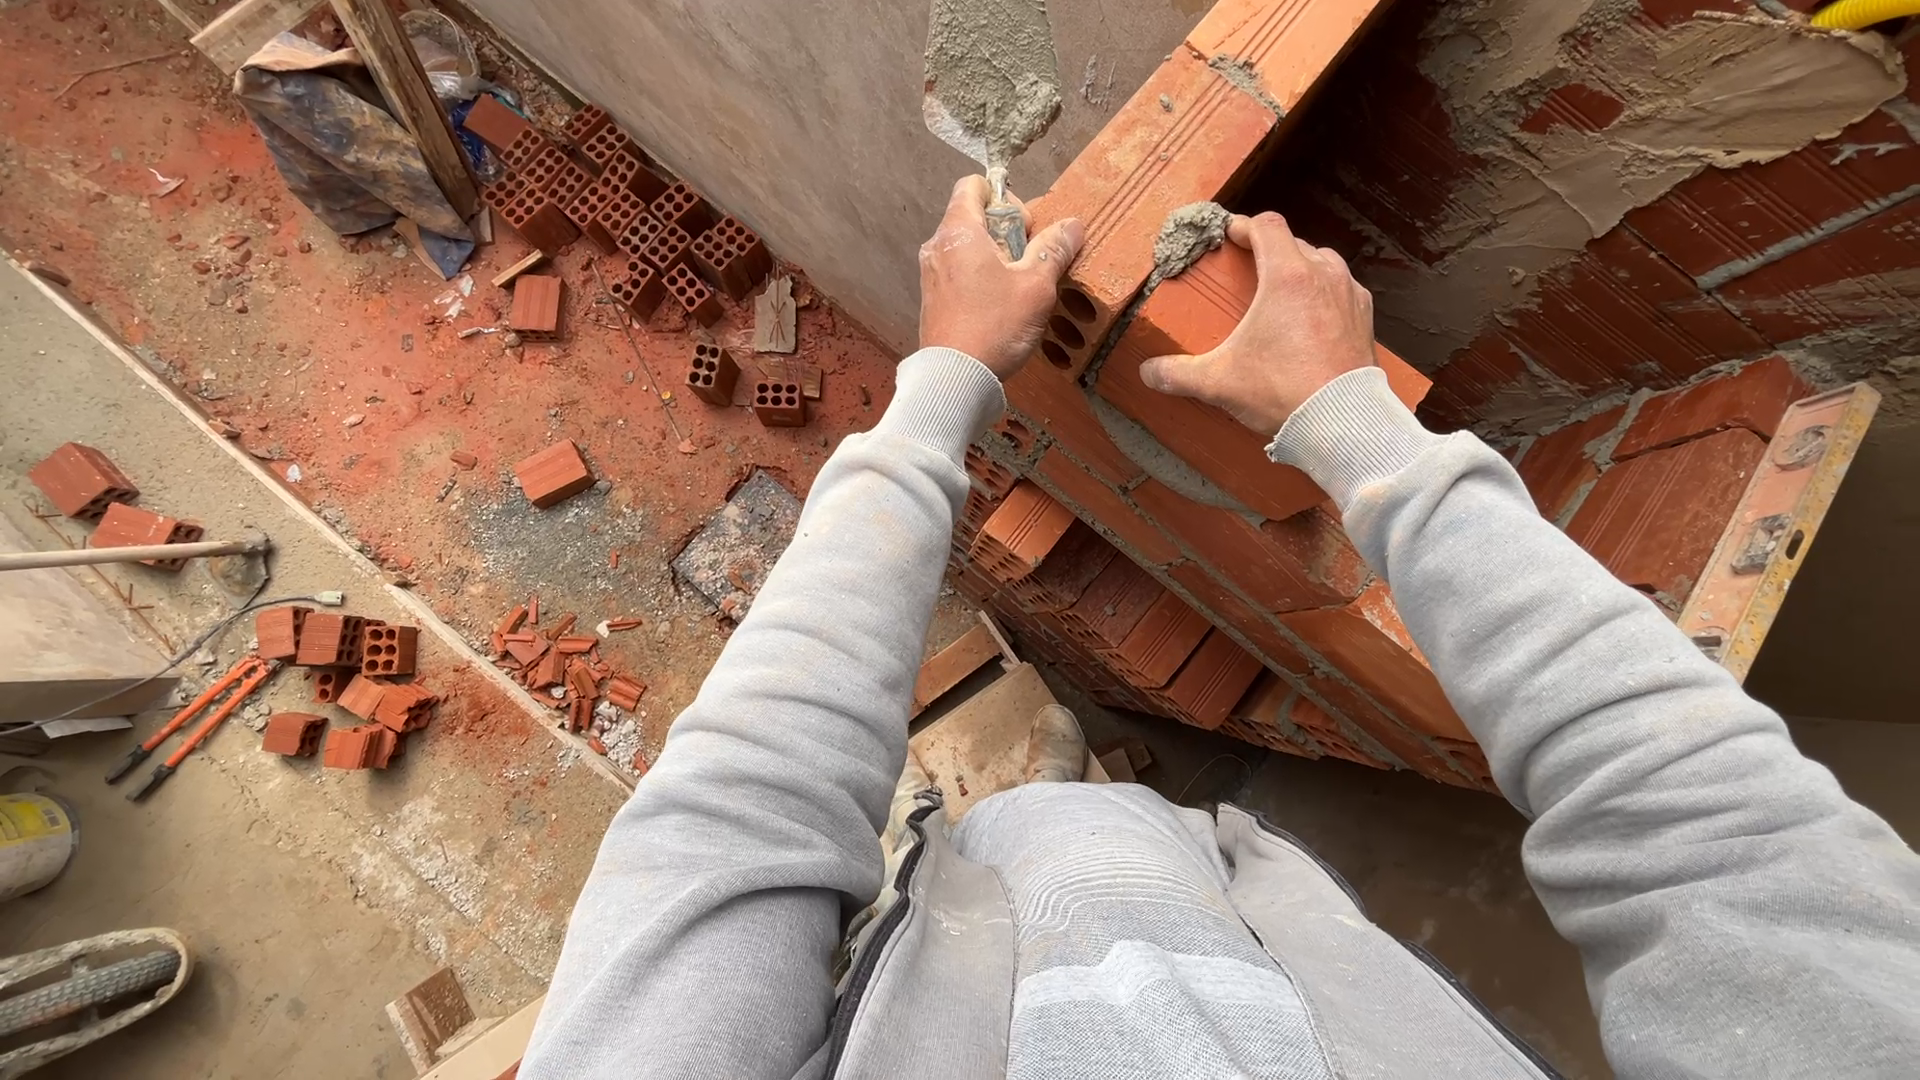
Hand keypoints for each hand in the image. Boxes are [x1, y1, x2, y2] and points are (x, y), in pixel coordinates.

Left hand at [918, 176, 1085, 377]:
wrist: (955, 380)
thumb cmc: (995, 327)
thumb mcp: (1036, 286)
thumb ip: (1054, 250)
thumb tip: (1072, 225)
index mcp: (959, 230)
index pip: (974, 186)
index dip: (1005, 198)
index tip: (1025, 230)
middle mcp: (937, 246)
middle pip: (974, 218)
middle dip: (1006, 234)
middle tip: (1029, 264)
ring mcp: (931, 276)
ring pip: (968, 250)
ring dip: (996, 261)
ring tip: (1017, 292)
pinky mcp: (932, 302)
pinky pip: (959, 276)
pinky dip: (980, 282)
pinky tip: (998, 310)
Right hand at [1139, 212, 1374, 433]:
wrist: (1341, 420)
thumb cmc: (1282, 390)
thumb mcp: (1219, 381)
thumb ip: (1178, 373)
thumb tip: (1148, 371)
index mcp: (1286, 276)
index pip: (1267, 227)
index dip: (1244, 226)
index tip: (1230, 233)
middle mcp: (1323, 275)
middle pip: (1294, 244)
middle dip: (1270, 251)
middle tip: (1249, 269)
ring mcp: (1349, 295)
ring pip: (1322, 265)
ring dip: (1300, 270)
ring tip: (1279, 294)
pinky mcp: (1365, 319)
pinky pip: (1341, 292)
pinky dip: (1322, 296)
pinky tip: (1308, 321)